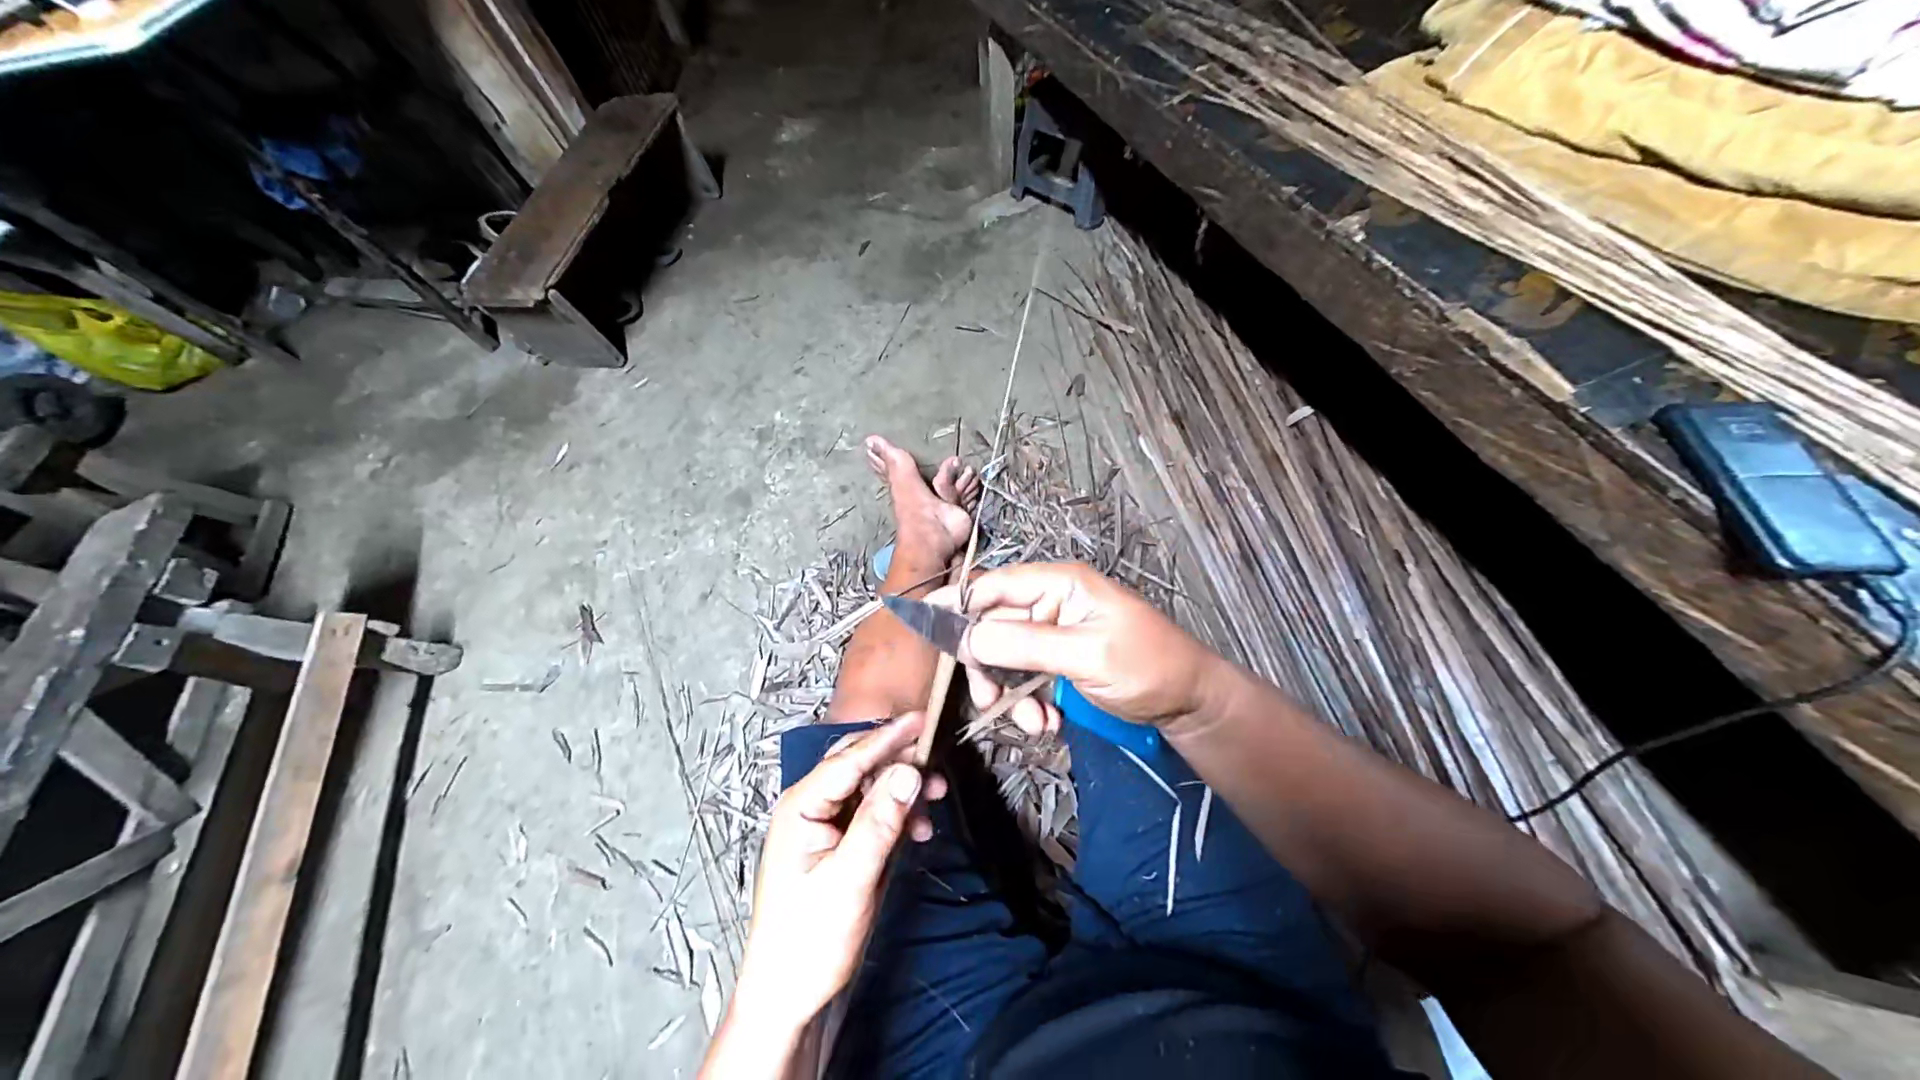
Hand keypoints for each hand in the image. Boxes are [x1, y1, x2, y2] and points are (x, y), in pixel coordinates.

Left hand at [727, 714, 944, 1038]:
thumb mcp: (849, 880)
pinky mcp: (836, 843)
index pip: (849, 759)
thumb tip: (909, 771)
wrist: (788, 995)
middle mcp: (809, 807)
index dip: (887, 737)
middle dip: (898, 761)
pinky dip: (896, 813)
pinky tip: (917, 828)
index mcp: (800, 807)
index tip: (921, 720)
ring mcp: (822, 825)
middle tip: (936, 765)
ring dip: (901, 788)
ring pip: (868, 787)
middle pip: (858, 765)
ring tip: (934, 798)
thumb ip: (879, 822)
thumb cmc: (810, 941)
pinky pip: (871, 812)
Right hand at [953, 562, 1225, 734]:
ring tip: (1032, 722)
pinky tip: (1045, 723)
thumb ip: (1024, 644)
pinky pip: (1023, 677)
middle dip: (987, 665)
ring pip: (1003, 656)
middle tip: (989, 698)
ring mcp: (1053, 633)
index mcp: (1059, 584)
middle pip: (991, 624)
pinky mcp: (1057, 661)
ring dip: (1008, 690)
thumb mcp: (1086, 655)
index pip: (994, 584)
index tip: (925, 626)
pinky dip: (1027, 702)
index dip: (957, 602)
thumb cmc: (1148, 666)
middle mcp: (1050, 602)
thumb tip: (966, 635)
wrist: (1190, 703)